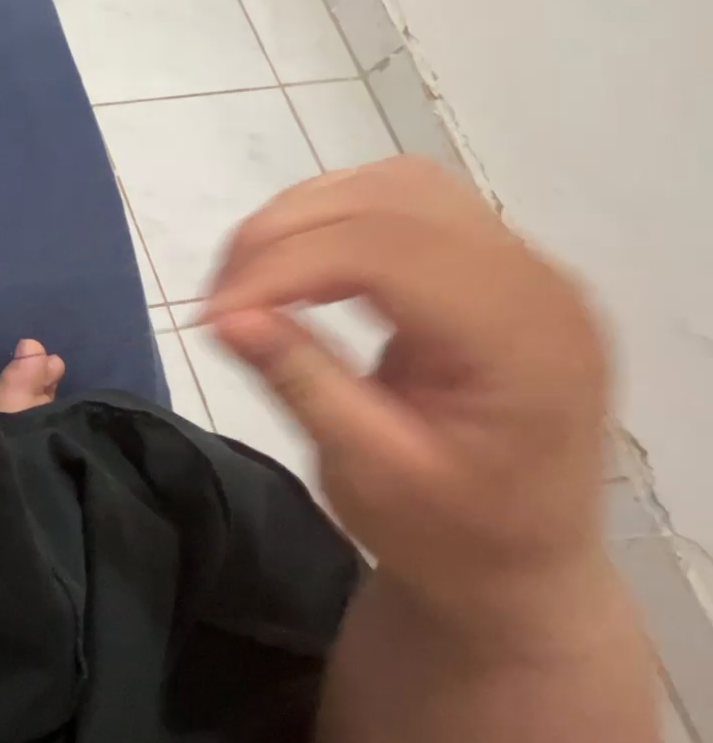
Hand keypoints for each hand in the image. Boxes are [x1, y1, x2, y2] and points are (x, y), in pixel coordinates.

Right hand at [205, 158, 608, 616]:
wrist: (517, 557)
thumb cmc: (444, 530)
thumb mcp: (365, 470)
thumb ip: (299, 381)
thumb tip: (222, 317)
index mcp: (517, 337)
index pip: (384, 252)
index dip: (279, 269)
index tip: (209, 320)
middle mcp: (532, 279)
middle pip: (388, 199)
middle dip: (279, 237)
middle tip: (219, 303)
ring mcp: (517, 265)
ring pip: (390, 185)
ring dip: (300, 219)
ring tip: (247, 281)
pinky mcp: (485, 267)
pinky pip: (400, 204)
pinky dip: (328, 220)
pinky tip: (294, 268)